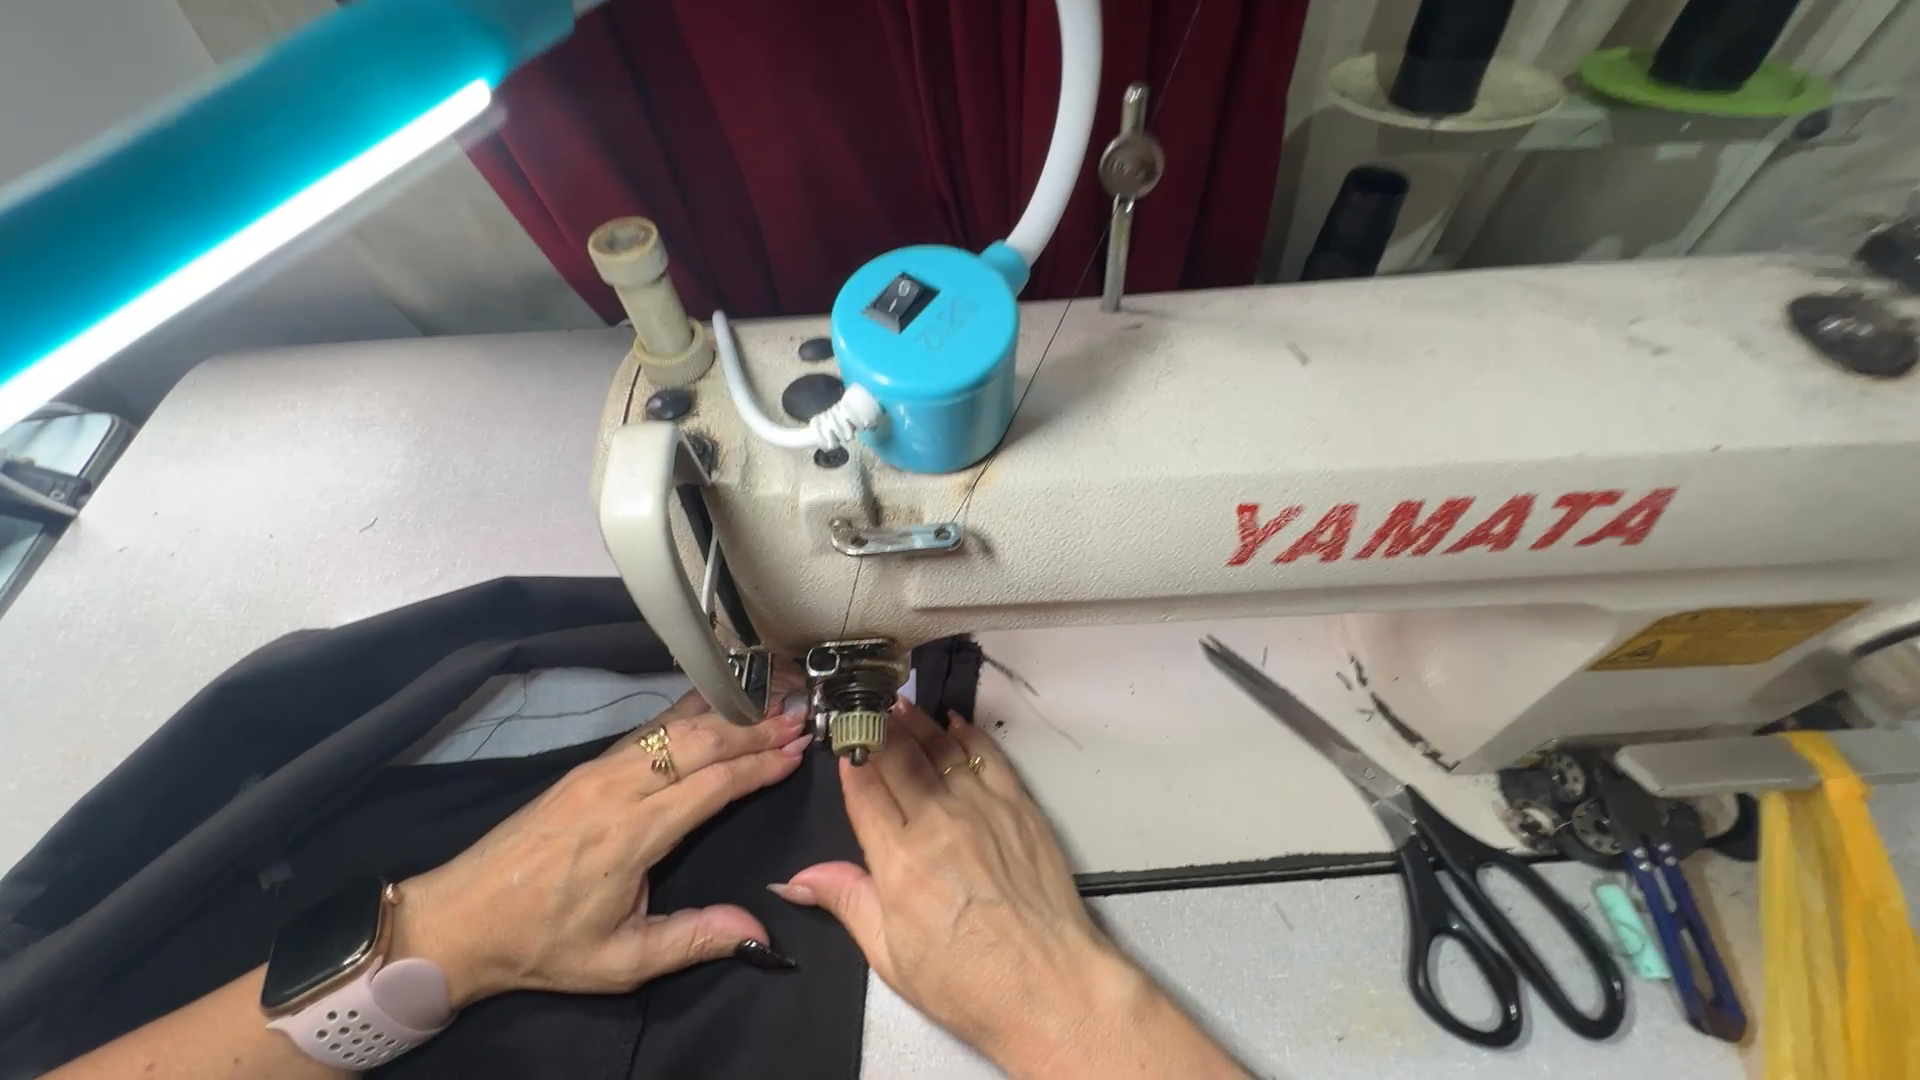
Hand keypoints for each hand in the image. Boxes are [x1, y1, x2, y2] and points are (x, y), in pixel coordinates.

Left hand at [391, 683, 810, 1007]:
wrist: (457, 918)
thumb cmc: (542, 944)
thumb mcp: (619, 962)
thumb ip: (693, 939)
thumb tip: (760, 928)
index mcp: (632, 833)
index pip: (714, 783)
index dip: (761, 765)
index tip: (799, 752)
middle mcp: (620, 787)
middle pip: (702, 742)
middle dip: (755, 730)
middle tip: (799, 720)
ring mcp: (601, 767)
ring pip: (678, 726)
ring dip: (729, 714)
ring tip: (771, 706)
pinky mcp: (589, 763)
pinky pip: (652, 726)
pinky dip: (693, 711)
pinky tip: (716, 704)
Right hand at [770, 702, 1155, 1073]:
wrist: (1051, 987)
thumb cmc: (967, 983)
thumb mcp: (891, 957)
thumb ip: (847, 902)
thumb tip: (794, 879)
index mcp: (899, 860)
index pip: (865, 793)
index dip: (851, 763)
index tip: (843, 745)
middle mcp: (937, 821)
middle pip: (899, 760)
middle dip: (878, 731)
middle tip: (867, 709)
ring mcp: (981, 807)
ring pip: (940, 749)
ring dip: (916, 724)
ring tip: (900, 705)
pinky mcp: (1018, 804)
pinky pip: (988, 755)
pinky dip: (968, 734)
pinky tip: (954, 722)